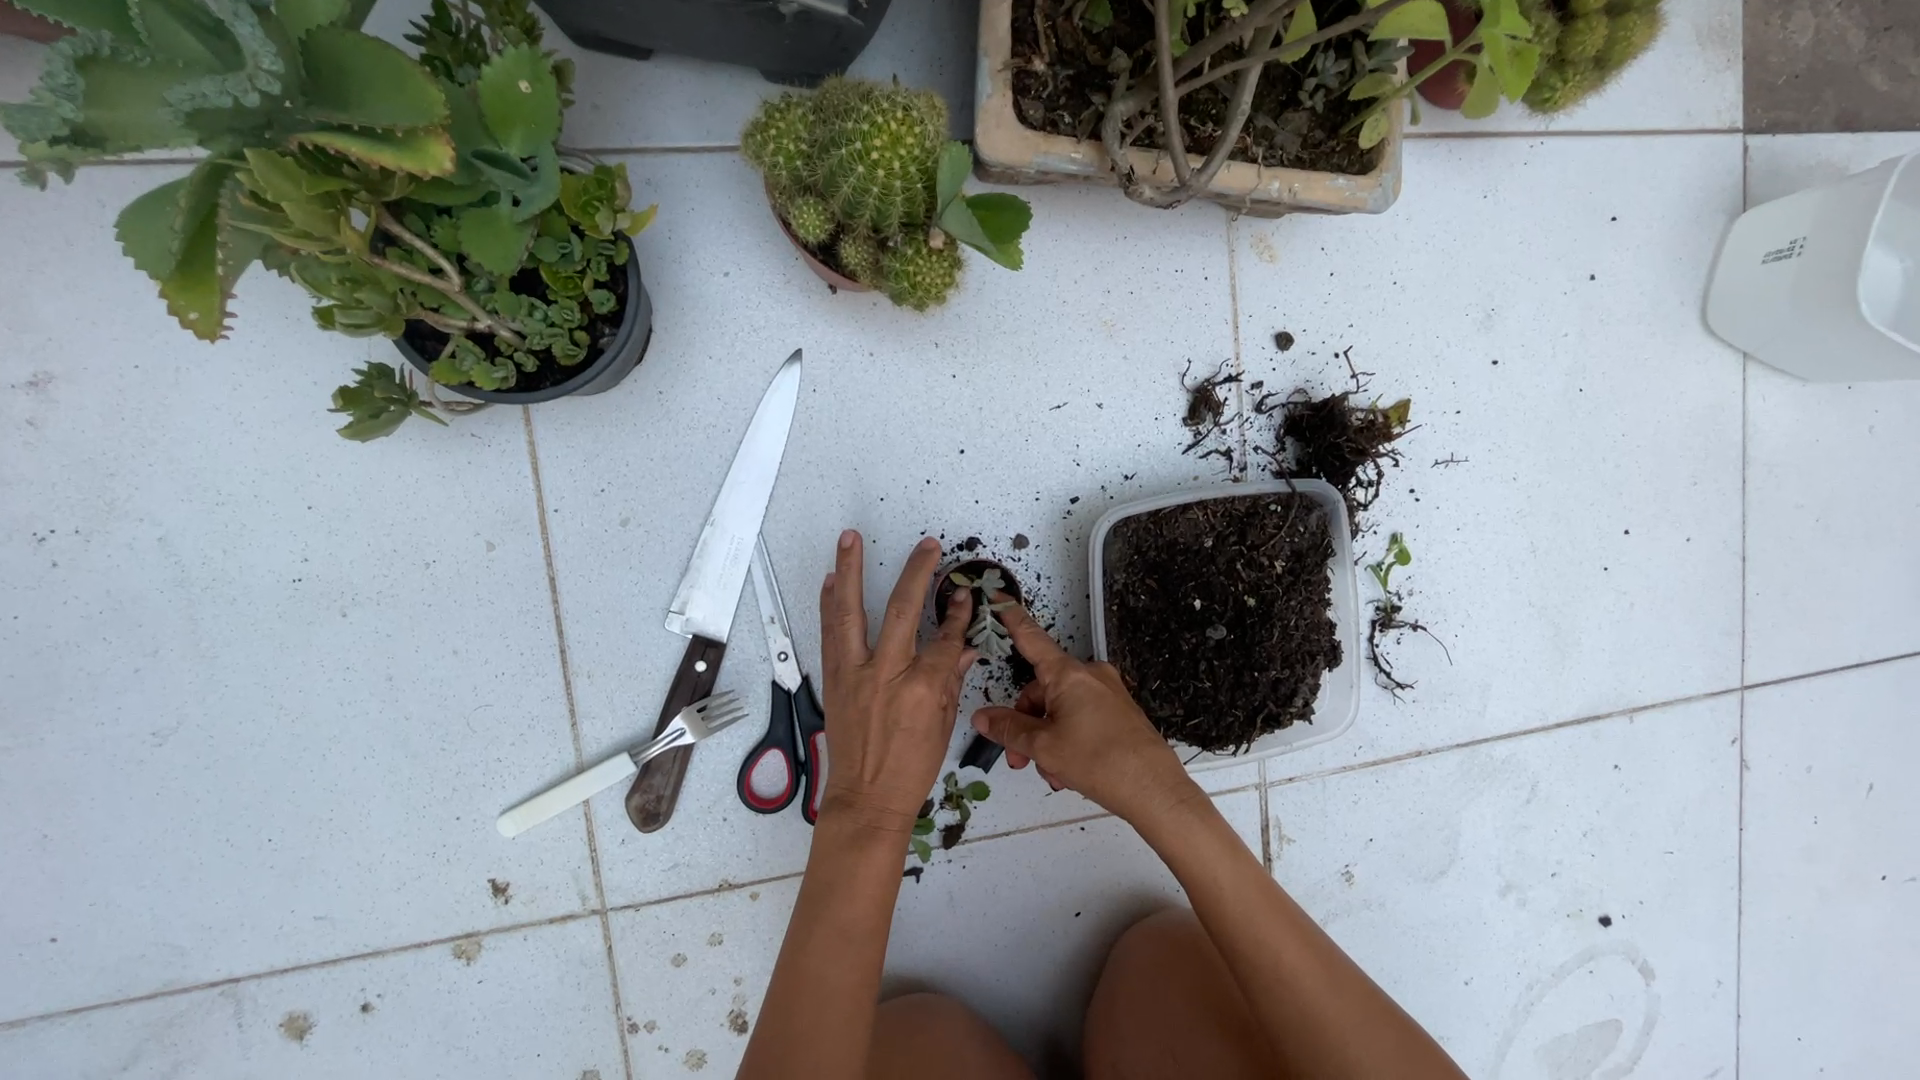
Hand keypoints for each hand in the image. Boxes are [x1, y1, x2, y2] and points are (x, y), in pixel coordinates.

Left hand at [817, 531, 976, 834]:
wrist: (865, 799)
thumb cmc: (909, 769)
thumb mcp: (942, 725)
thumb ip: (950, 679)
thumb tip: (962, 647)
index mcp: (921, 688)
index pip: (945, 639)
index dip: (957, 615)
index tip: (962, 594)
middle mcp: (886, 673)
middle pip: (904, 610)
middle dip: (918, 573)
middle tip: (927, 546)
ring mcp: (854, 674)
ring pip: (852, 612)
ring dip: (851, 570)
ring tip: (850, 537)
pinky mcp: (833, 679)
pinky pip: (830, 633)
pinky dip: (829, 604)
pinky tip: (832, 580)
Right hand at [970, 604, 1201, 825]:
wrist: (1154, 790)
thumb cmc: (1100, 761)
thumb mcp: (1043, 747)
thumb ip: (1008, 729)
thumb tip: (982, 717)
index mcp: (1069, 674)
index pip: (1032, 639)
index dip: (1012, 620)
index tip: (999, 600)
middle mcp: (1090, 675)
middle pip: (1041, 690)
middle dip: (1026, 724)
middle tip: (1019, 758)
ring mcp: (1107, 693)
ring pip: (1060, 709)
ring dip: (1046, 739)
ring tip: (1051, 773)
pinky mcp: (1118, 712)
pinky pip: (1080, 718)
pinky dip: (1067, 740)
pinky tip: (1067, 771)